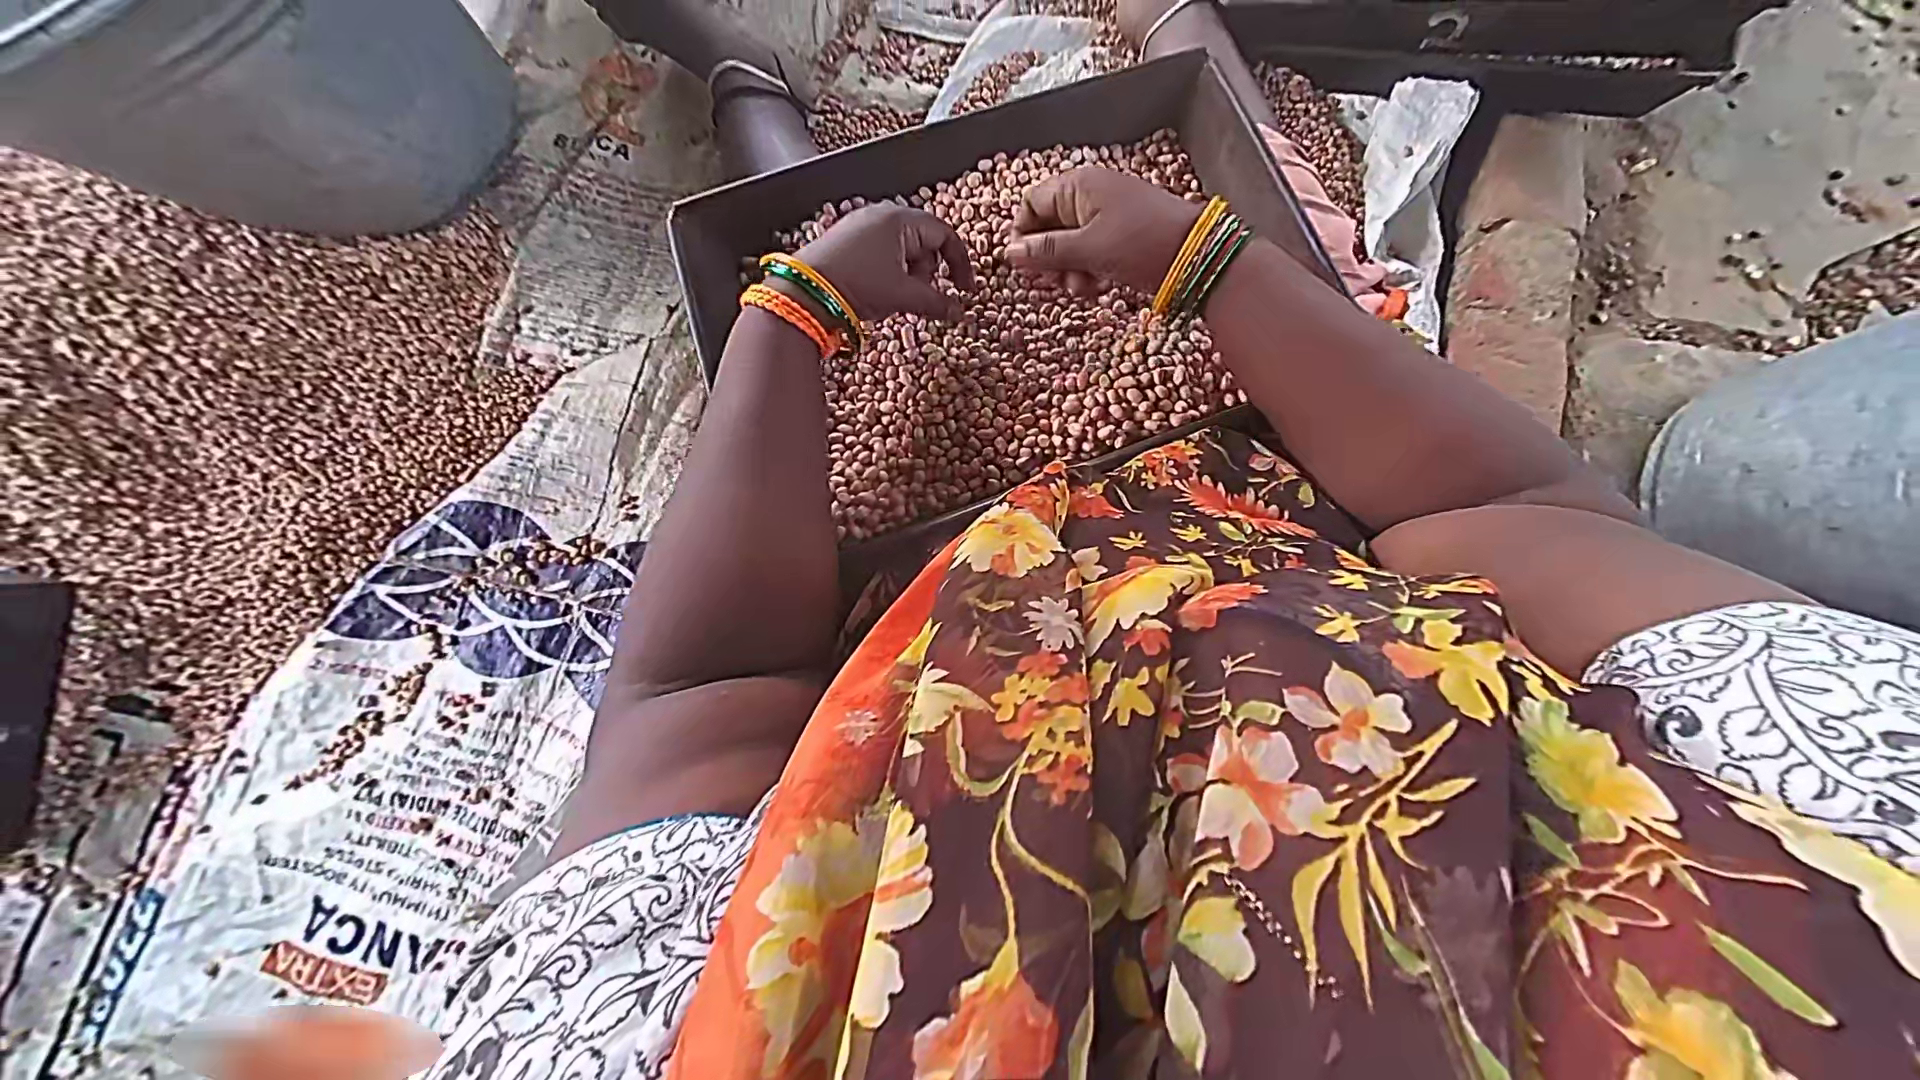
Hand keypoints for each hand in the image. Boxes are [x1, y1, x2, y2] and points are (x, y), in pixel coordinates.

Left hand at [794, 203, 975, 322]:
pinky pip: (882, 254)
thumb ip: (937, 303)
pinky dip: (890, 274)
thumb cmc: (858, 285)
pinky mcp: (847, 241)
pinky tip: (878, 293)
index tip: (964, 290)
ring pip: (902, 251)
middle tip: (921, 298)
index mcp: (901, 219)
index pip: (945, 235)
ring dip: (908, 277)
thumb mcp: (903, 295)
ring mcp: (862, 226)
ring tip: (895, 299)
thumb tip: (959, 312)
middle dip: (928, 274)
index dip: (960, 264)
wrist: (806, 291)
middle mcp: (882, 215)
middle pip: (924, 243)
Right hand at [1003, 166, 1203, 297]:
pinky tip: (1097, 286)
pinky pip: (1087, 256)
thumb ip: (1045, 251)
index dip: (1022, 234)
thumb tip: (1009, 254)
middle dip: (1048, 259)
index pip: (1031, 204)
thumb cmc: (1140, 243)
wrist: (1194, 256)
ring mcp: (1104, 219)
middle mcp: (1088, 197)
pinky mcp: (1116, 240)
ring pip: (1066, 248)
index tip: (1021, 264)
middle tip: (1055, 281)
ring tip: (1082, 286)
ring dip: (1067, 272)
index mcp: (1078, 186)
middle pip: (1047, 228)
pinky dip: (1086, 273)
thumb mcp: (1087, 248)